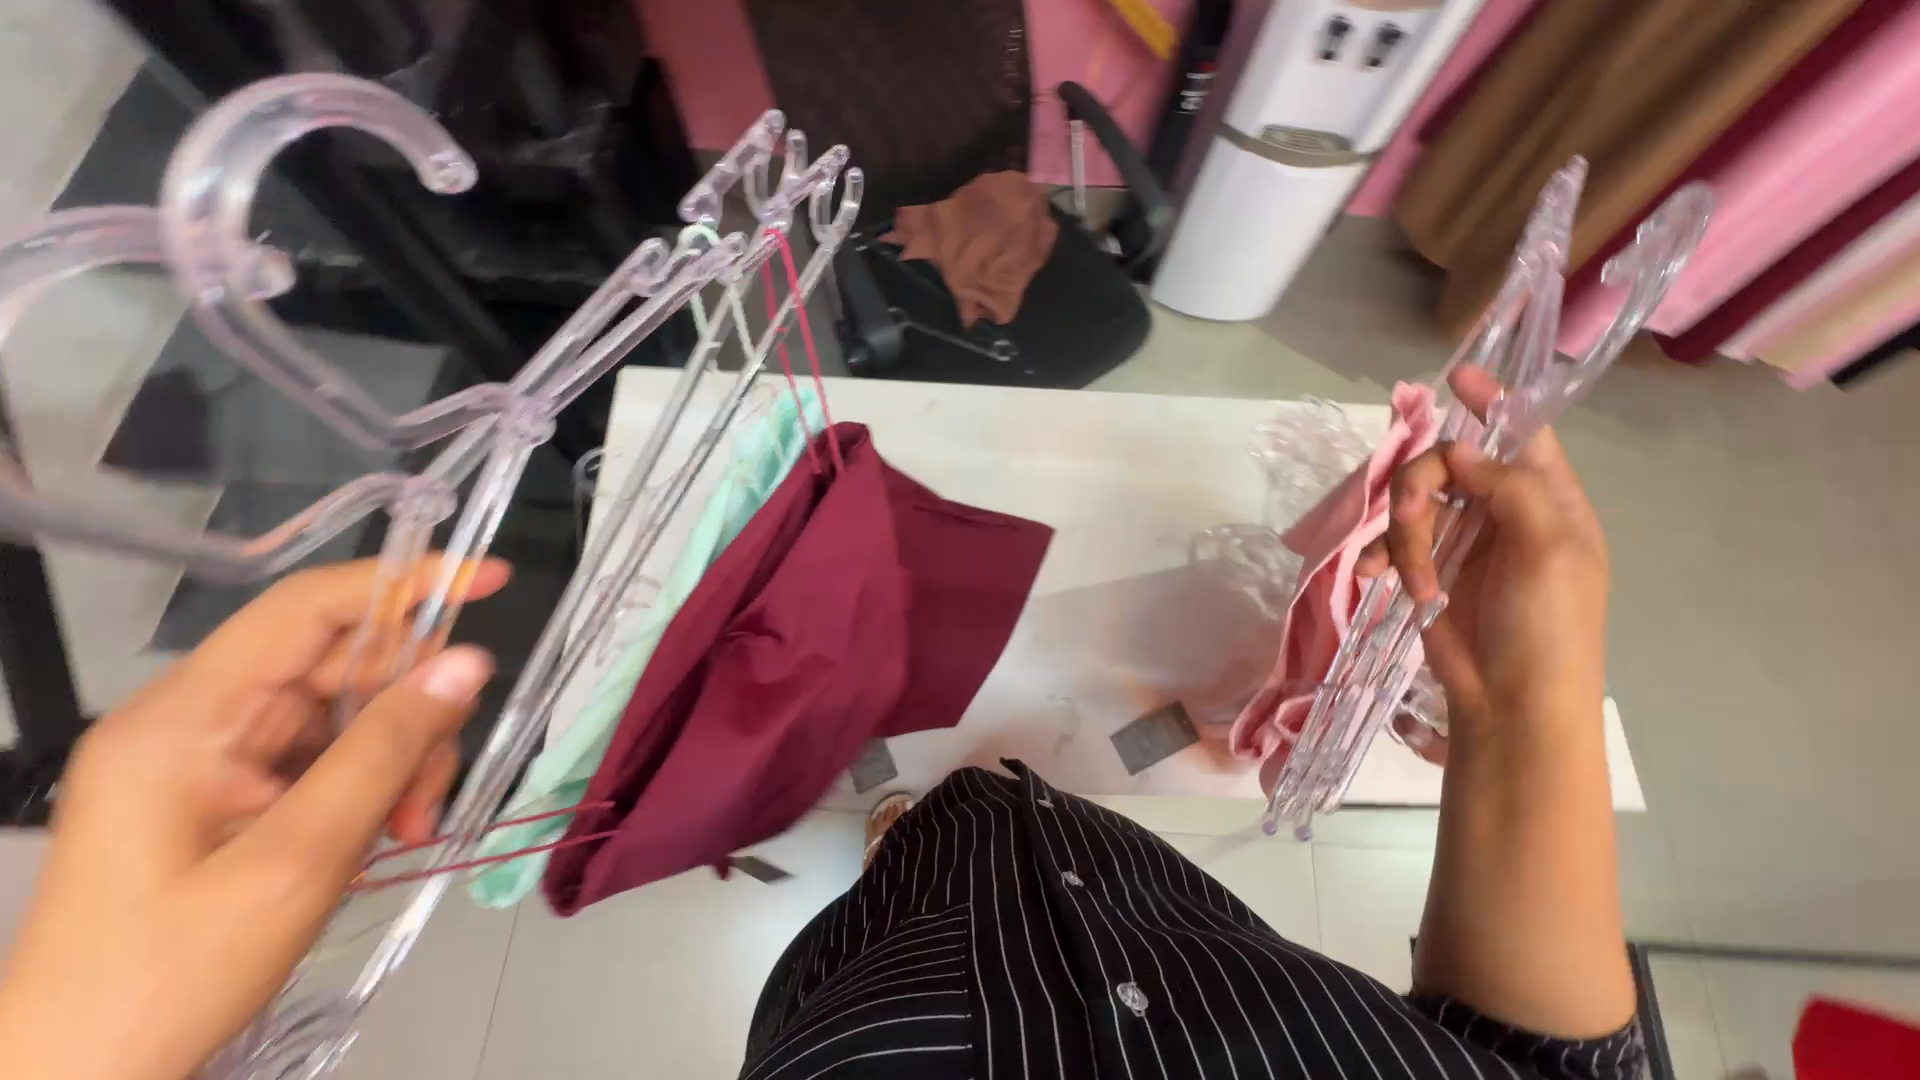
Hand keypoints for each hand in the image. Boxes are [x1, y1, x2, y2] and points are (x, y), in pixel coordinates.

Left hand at [0, 558, 507, 1079]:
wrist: (85, 1075)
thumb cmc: (175, 970)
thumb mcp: (302, 855)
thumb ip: (388, 748)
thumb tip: (470, 661)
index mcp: (188, 716)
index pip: (309, 608)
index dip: (404, 581)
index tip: (490, 578)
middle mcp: (202, 716)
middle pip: (346, 664)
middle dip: (412, 713)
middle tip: (433, 787)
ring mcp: (221, 752)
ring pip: (356, 710)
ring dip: (405, 758)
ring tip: (410, 827)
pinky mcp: (241, 785)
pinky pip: (341, 751)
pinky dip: (384, 782)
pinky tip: (392, 831)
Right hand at [1358, 364, 1609, 755]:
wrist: (1511, 701)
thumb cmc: (1549, 626)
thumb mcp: (1550, 550)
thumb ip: (1511, 489)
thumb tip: (1460, 451)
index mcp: (1548, 500)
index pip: (1522, 433)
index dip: (1493, 402)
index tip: (1456, 377)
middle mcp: (1502, 512)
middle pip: (1447, 465)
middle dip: (1419, 485)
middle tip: (1409, 511)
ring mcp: (1462, 542)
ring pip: (1412, 503)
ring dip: (1403, 535)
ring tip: (1412, 578)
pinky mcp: (1427, 569)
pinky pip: (1392, 542)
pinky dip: (1384, 556)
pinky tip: (1383, 577)